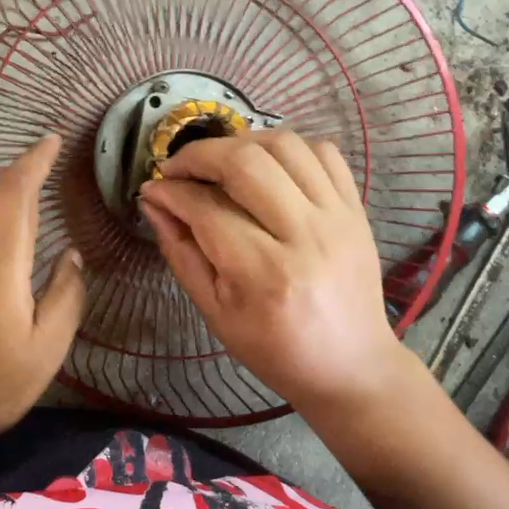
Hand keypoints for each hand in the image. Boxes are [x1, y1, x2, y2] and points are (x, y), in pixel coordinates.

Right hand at [140, 132, 414, 411]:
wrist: (350, 365)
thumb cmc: (274, 348)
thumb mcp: (214, 312)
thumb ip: (181, 253)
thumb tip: (154, 202)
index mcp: (265, 274)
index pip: (207, 209)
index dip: (171, 192)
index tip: (152, 189)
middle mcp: (306, 236)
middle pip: (246, 163)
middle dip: (200, 155)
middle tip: (177, 168)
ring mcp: (338, 217)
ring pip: (285, 145)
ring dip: (241, 142)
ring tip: (218, 162)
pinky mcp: (356, 209)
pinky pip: (323, 152)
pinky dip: (288, 147)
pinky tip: (265, 166)